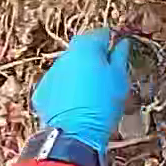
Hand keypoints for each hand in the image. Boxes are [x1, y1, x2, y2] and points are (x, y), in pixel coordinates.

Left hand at [30, 28, 131, 153]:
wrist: (76, 133)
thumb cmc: (103, 103)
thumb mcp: (120, 77)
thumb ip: (120, 56)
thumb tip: (122, 44)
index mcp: (86, 47)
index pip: (101, 33)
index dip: (112, 41)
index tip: (118, 52)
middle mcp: (65, 56)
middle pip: (83, 49)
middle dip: (95, 58)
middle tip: (108, 74)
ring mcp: (51, 73)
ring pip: (70, 67)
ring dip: (81, 73)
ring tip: (94, 92)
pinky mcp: (42, 91)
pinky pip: (59, 84)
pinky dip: (68, 89)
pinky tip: (79, 103)